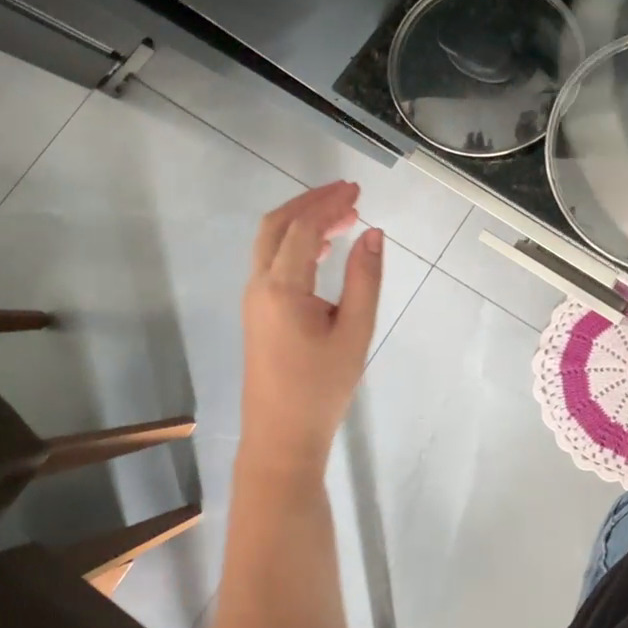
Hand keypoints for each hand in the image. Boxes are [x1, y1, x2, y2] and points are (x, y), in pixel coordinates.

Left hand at [239, 181, 383, 474]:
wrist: (281, 437)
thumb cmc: (322, 387)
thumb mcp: (354, 332)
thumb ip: (365, 279)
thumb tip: (373, 234)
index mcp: (281, 289)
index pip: (303, 229)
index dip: (329, 204)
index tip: (358, 190)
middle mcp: (259, 287)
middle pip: (276, 226)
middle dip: (311, 203)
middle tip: (349, 193)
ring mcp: (254, 301)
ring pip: (271, 243)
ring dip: (304, 221)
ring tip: (345, 216)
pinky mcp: (259, 313)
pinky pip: (273, 262)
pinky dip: (297, 242)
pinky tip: (325, 249)